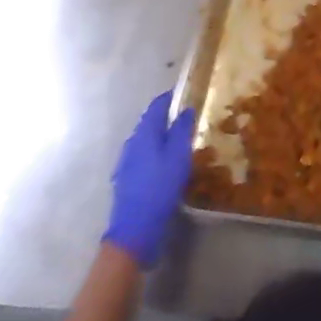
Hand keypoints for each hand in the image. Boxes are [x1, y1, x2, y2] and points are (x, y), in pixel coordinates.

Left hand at [102, 92, 197, 268]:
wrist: (135, 227)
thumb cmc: (160, 187)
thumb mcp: (177, 157)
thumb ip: (181, 131)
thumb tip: (185, 109)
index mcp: (144, 133)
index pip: (157, 106)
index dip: (171, 97)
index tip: (188, 93)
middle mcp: (133, 143)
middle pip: (152, 123)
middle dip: (169, 118)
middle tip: (192, 118)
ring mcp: (128, 162)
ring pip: (149, 141)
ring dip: (164, 137)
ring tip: (185, 142)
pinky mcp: (129, 178)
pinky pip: (147, 157)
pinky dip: (160, 154)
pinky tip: (171, 165)